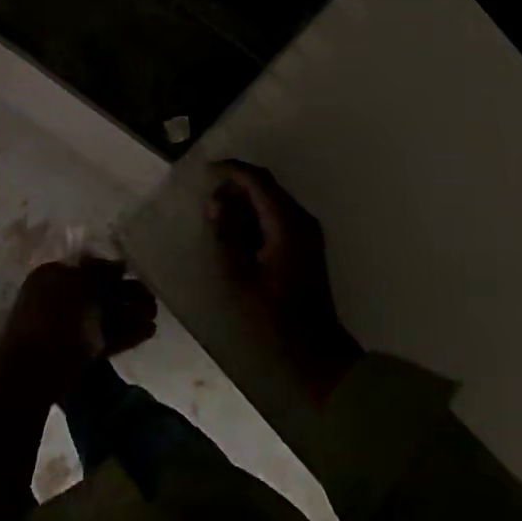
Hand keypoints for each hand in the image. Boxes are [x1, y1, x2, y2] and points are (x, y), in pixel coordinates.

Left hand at [0, 256, 156, 396]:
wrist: (31, 372)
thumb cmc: (48, 317)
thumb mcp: (72, 283)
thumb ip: (97, 272)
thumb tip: (121, 265)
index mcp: (52, 278)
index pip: (86, 267)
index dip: (110, 269)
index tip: (129, 272)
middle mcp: (62, 300)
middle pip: (100, 292)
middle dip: (126, 293)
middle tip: (150, 298)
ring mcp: (72, 328)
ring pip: (107, 316)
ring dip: (132, 314)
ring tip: (154, 316)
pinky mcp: (82, 354)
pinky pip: (108, 338)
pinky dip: (128, 334)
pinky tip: (149, 330)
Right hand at [207, 159, 361, 402]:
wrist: (315, 350)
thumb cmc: (273, 315)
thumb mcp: (239, 275)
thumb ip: (227, 233)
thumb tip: (219, 203)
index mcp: (287, 223)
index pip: (258, 180)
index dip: (231, 170)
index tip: (206, 172)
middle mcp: (301, 218)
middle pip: (266, 185)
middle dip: (236, 185)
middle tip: (209, 203)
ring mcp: (307, 230)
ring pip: (272, 199)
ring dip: (245, 200)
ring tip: (219, 217)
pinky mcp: (306, 243)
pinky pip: (278, 214)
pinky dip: (256, 213)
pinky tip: (238, 230)